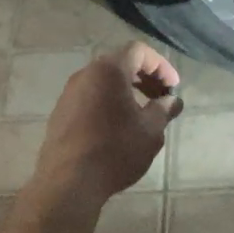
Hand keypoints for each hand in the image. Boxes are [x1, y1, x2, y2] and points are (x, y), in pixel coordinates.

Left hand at [31, 42, 182, 204]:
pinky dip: (108, 103)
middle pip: (119, 64)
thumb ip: (164, 110)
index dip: (160, 65)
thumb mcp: (150, 130)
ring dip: (126, 91)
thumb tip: (172, 100)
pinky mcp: (60, 113)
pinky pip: (90, 98)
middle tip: (161, 98)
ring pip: (103, 82)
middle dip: (144, 77)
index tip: (173, 86)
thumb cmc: (116, 150)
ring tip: (142, 114)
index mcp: (108, 71)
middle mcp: (85, 75)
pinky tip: (118, 127)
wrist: (69, 181)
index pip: (138, 51)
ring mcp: (68, 94)